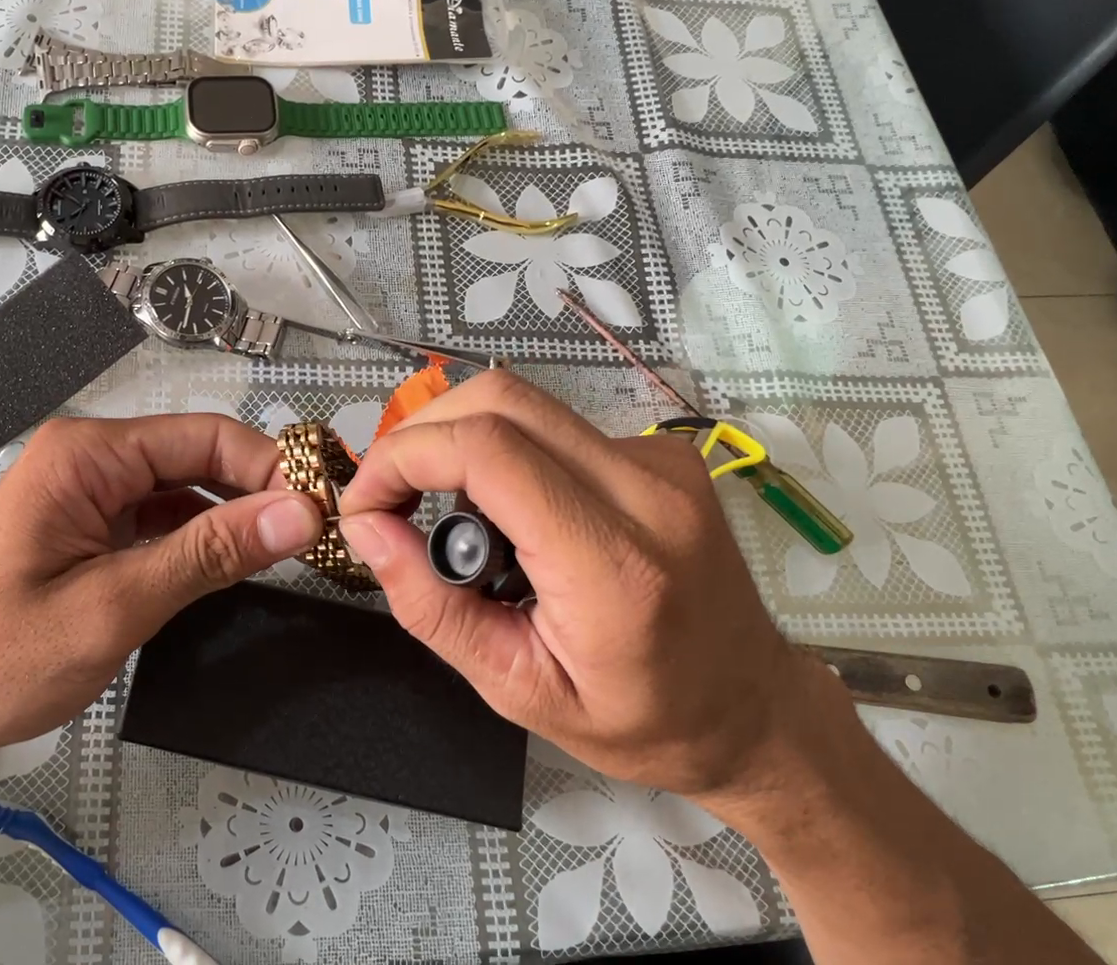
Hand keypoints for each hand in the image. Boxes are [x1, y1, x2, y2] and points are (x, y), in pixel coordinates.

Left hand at [0, 414, 322, 766]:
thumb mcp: (114, 607)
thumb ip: (208, 554)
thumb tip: (299, 513)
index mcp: (84, 455)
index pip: (203, 437)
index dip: (271, 467)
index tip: (325, 510)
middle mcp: (85, 460)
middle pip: (194, 458)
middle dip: (256, 491)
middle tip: (318, 537)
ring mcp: (82, 496)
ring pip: (180, 491)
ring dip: (230, 518)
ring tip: (289, 552)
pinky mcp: (83, 532)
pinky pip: (156, 521)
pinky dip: (196, 541)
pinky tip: (230, 566)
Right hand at [334, 370, 848, 802]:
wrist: (751, 707)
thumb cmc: (640, 719)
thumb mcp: (516, 688)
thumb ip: (432, 607)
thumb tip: (368, 528)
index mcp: (615, 566)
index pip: (488, 451)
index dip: (403, 457)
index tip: (366, 502)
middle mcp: (647, 490)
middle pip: (499, 398)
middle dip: (419, 433)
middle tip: (390, 496)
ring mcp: (660, 461)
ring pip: (520, 403)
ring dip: (456, 445)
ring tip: (455, 523)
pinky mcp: (658, 452)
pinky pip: (550, 425)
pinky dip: (500, 457)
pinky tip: (509, 519)